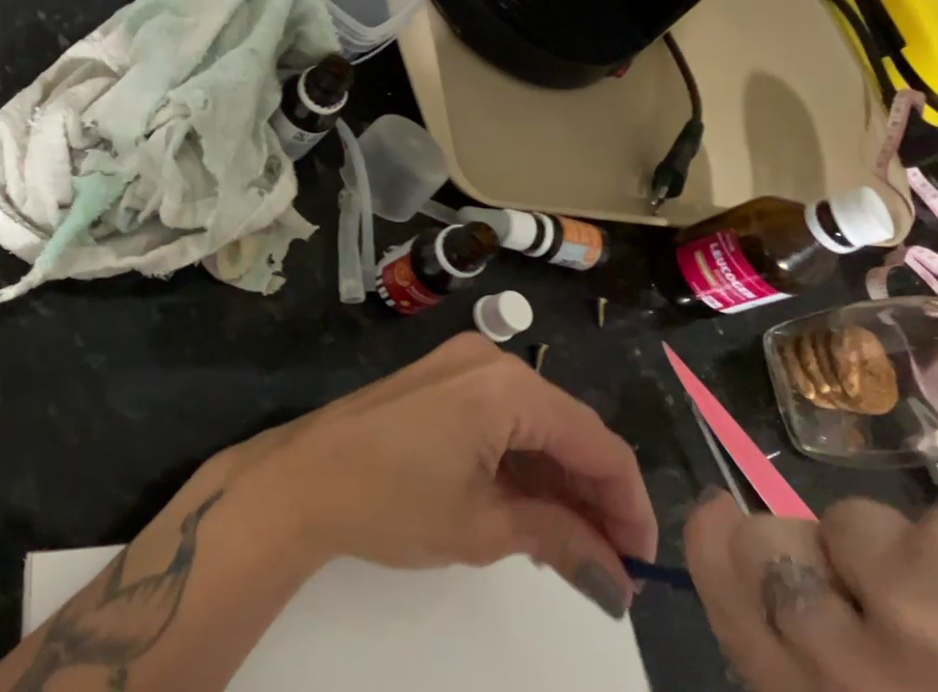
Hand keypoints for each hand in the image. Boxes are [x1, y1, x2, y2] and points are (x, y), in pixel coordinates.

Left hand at [216, 332, 656, 618]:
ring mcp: (458, 365)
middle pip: (567, 430)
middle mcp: (490, 361)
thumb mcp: (481, 527)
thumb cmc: (388, 501)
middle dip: (592, 497)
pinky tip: (529, 510)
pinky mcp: (437, 381)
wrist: (297, 481)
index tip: (641, 564)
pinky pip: (498, 418)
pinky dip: (519, 463)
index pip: (598, 444)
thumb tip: (617, 575)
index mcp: (508, 387)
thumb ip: (560, 540)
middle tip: (607, 564)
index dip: (629, 506)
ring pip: (533, 425)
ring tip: (570, 548)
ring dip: (556, 484)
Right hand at [685, 491, 937, 690]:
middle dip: (784, 540)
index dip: (717, 566)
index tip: (715, 513)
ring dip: (898, 549)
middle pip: (767, 562)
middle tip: (827, 538)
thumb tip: (791, 594)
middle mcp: (863, 670)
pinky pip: (929, 515)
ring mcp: (913, 603)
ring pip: (848, 527)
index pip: (745, 630)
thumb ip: (854, 666)